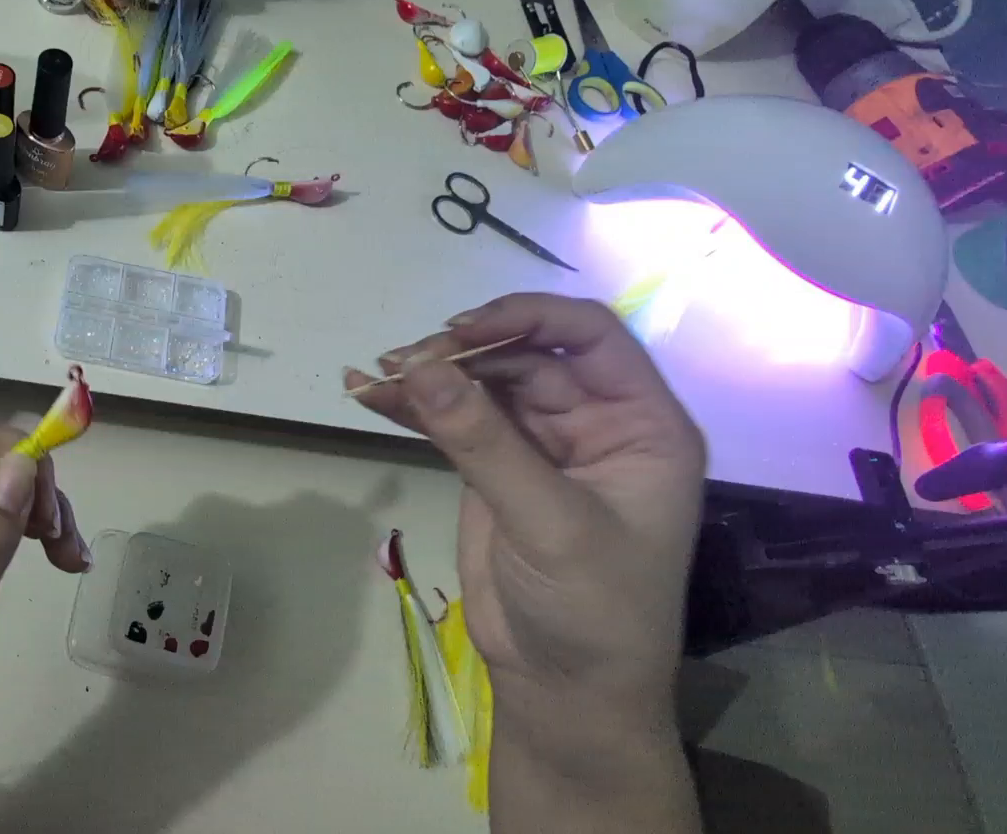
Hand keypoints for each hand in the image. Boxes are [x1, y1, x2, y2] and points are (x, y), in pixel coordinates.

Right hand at [346, 294, 705, 832]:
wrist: (561, 688)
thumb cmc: (591, 609)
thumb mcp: (547, 522)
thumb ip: (482, 440)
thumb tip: (416, 364)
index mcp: (637, 424)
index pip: (589, 337)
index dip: (527, 318)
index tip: (460, 331)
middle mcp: (590, 421)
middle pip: (521, 355)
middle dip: (461, 354)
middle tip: (402, 364)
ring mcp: (536, 443)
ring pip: (479, 383)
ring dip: (427, 376)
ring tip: (375, 375)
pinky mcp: (491, 465)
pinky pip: (450, 419)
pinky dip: (411, 407)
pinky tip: (368, 395)